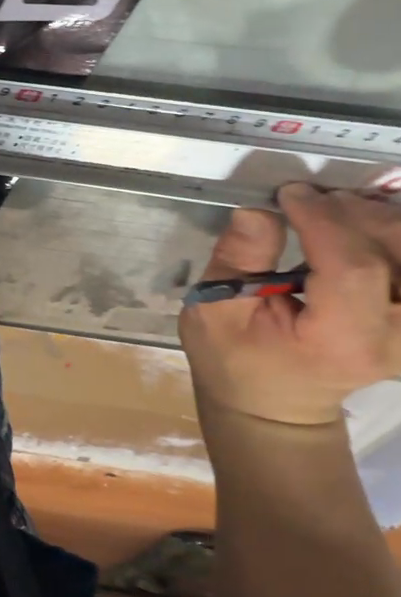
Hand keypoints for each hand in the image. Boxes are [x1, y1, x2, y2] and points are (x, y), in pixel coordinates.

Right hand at [180, 184, 400, 425]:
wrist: (277, 402)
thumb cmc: (234, 358)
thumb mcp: (215, 312)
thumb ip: (238, 261)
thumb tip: (259, 212)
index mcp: (342, 341)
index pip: (356, 270)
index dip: (328, 223)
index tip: (291, 194)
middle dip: (363, 216)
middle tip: (317, 198)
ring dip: (391, 223)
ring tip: (344, 208)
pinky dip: (399, 238)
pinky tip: (373, 225)